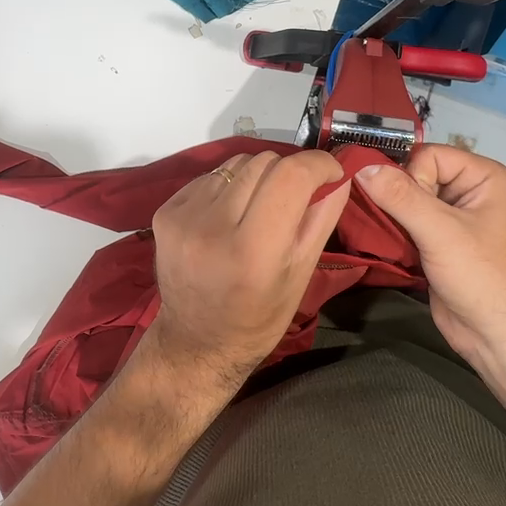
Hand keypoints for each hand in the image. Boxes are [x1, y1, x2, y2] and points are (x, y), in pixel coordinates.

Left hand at [140, 150, 350, 394]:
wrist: (196, 342)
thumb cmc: (259, 317)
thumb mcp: (302, 274)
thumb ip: (322, 218)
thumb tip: (340, 174)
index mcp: (253, 250)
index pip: (291, 176)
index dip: (319, 164)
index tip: (331, 173)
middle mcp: (213, 227)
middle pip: (265, 162)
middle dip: (289, 173)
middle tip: (293, 200)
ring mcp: (184, 217)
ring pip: (238, 163)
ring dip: (257, 178)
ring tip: (257, 210)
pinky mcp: (165, 211)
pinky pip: (211, 176)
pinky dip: (229, 186)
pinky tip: (229, 217)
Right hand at [354, 146, 505, 414]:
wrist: (496, 338)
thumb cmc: (481, 278)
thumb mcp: (440, 232)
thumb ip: (400, 197)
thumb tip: (361, 166)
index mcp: (483, 176)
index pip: (429, 154)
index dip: (412, 177)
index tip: (407, 210)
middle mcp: (468, 190)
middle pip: (415, 173)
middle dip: (395, 194)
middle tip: (385, 220)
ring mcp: (451, 217)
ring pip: (406, 198)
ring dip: (389, 212)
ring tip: (378, 230)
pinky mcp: (436, 241)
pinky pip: (405, 221)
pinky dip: (391, 228)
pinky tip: (381, 240)